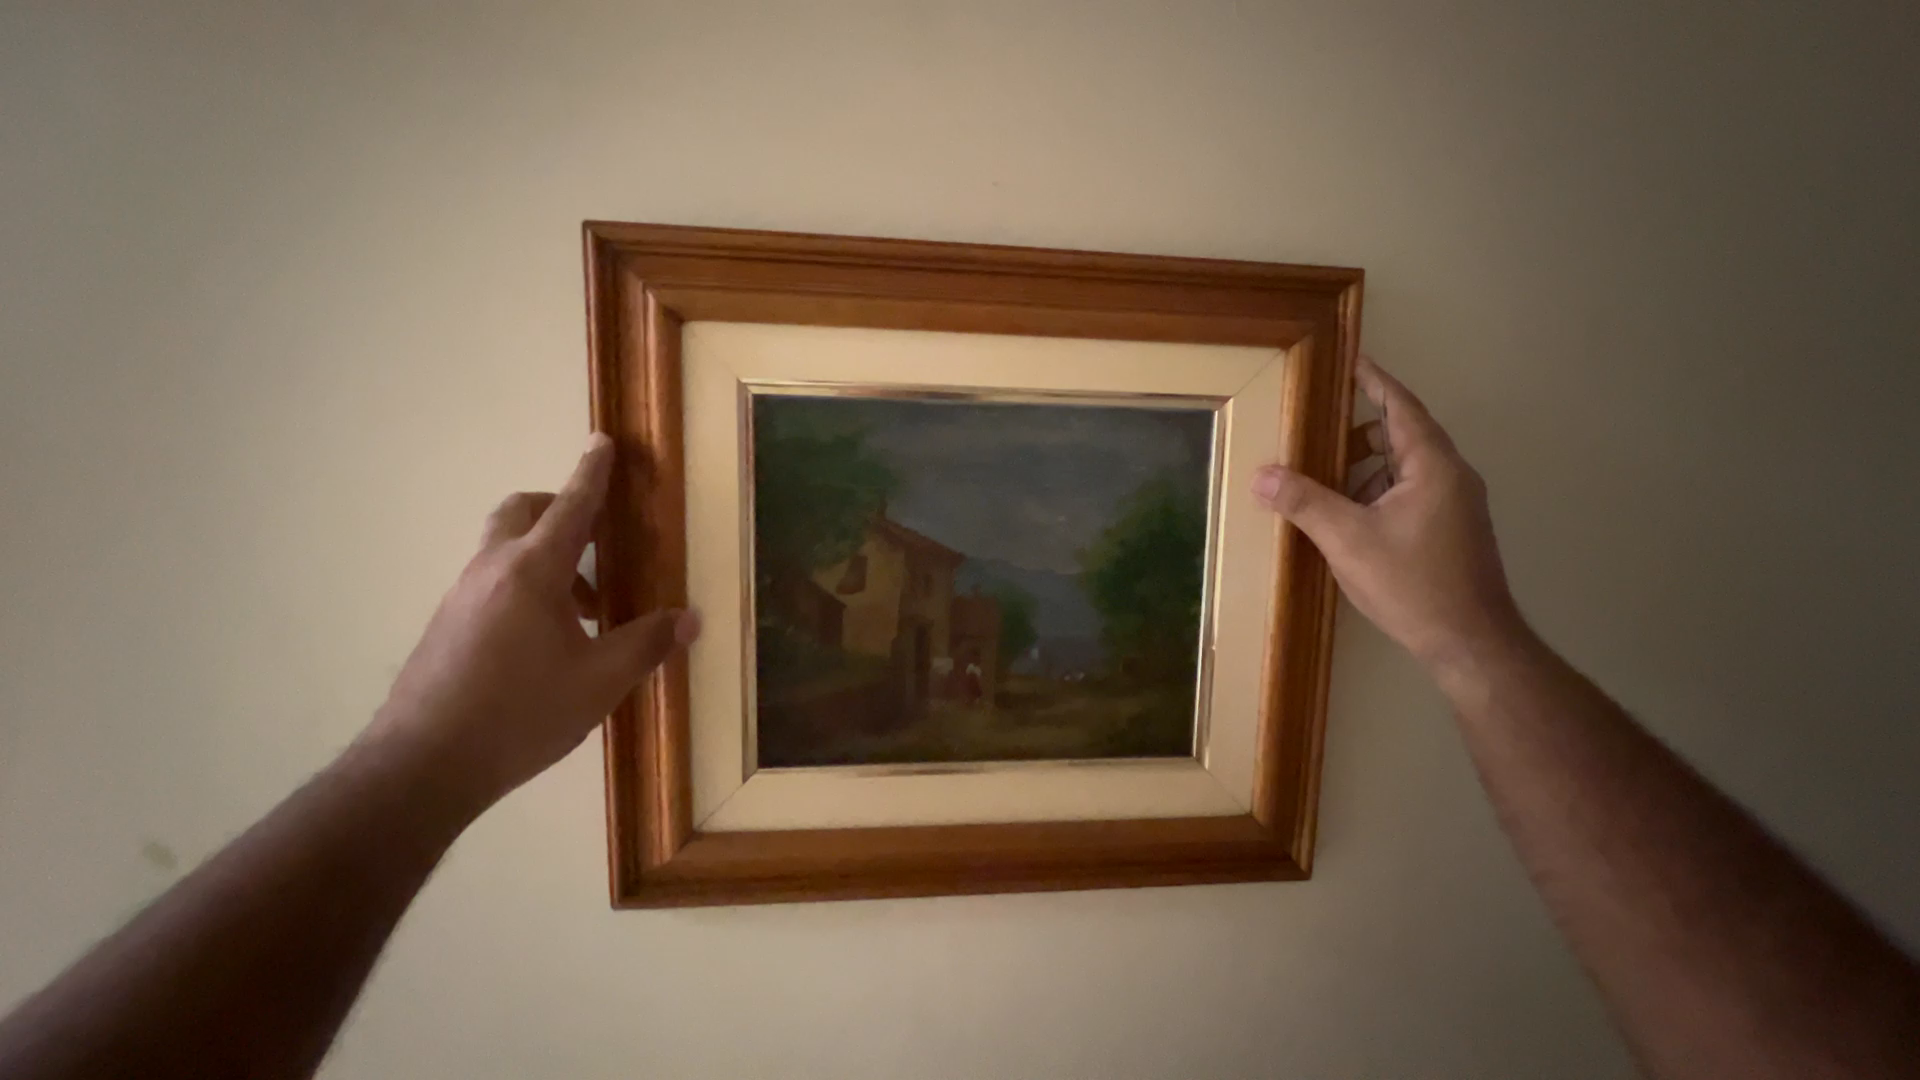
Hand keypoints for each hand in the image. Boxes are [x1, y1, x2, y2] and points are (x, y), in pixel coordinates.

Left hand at [366, 434, 699, 808]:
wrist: (421, 766)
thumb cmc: (521, 712)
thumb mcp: (601, 681)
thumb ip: (648, 643)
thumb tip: (689, 618)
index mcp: (533, 571)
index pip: (571, 506)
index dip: (592, 474)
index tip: (603, 442)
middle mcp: (492, 571)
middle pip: (522, 512)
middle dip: (562, 509)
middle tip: (599, 540)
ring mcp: (462, 597)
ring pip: (507, 551)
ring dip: (550, 559)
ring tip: (588, 612)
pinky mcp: (447, 627)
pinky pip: (494, 583)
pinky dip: (528, 588)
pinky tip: (550, 643)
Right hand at [1252, 356, 1523, 671]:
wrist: (1470, 641)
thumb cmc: (1413, 583)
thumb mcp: (1348, 540)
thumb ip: (1305, 502)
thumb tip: (1262, 475)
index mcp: (1433, 466)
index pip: (1401, 407)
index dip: (1373, 382)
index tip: (1348, 360)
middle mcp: (1450, 477)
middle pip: (1401, 435)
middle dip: (1358, 429)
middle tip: (1315, 426)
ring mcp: (1453, 506)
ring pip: (1402, 469)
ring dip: (1362, 467)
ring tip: (1319, 476)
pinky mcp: (1448, 530)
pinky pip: (1406, 494)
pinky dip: (1373, 492)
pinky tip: (1344, 516)